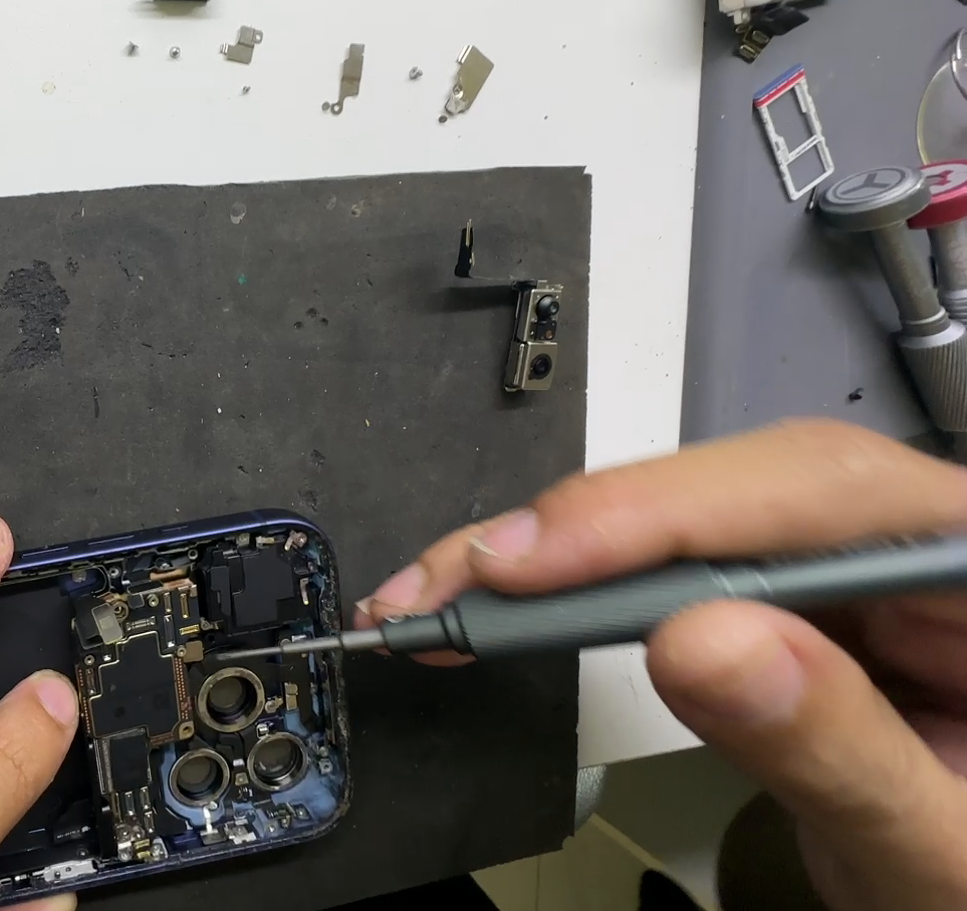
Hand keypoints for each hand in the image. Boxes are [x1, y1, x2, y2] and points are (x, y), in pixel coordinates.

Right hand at [357, 420, 966, 910]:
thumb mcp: (953, 861)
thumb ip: (845, 750)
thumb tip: (698, 639)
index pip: (812, 489)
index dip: (645, 511)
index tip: (521, 566)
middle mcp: (904, 539)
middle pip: (704, 490)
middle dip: (555, 535)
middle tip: (444, 587)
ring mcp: (822, 562)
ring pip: (648, 519)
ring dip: (527, 561)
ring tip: (436, 601)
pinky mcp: (752, 591)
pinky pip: (632, 563)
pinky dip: (544, 587)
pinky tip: (483, 600)